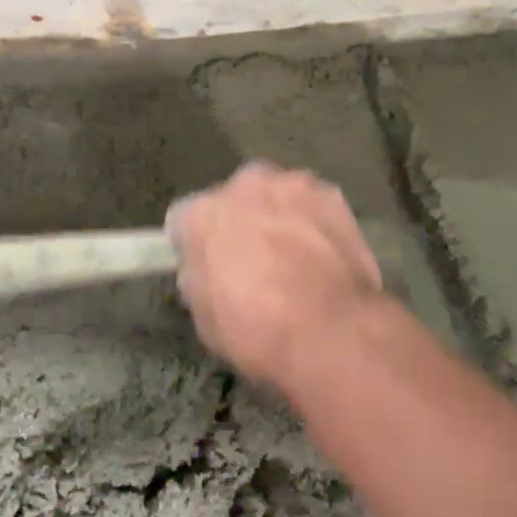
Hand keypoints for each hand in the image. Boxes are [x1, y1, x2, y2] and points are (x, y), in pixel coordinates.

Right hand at [165, 162, 383, 386]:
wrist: (332, 331)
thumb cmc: (258, 331)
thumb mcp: (206, 319)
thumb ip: (200, 280)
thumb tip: (207, 271)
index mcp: (203, 213)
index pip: (183, 220)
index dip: (192, 245)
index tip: (203, 267)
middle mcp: (244, 185)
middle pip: (233, 199)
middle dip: (239, 222)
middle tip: (251, 262)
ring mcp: (293, 186)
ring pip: (276, 197)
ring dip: (279, 218)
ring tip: (294, 260)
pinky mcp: (333, 196)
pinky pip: (313, 206)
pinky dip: (314, 223)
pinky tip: (324, 257)